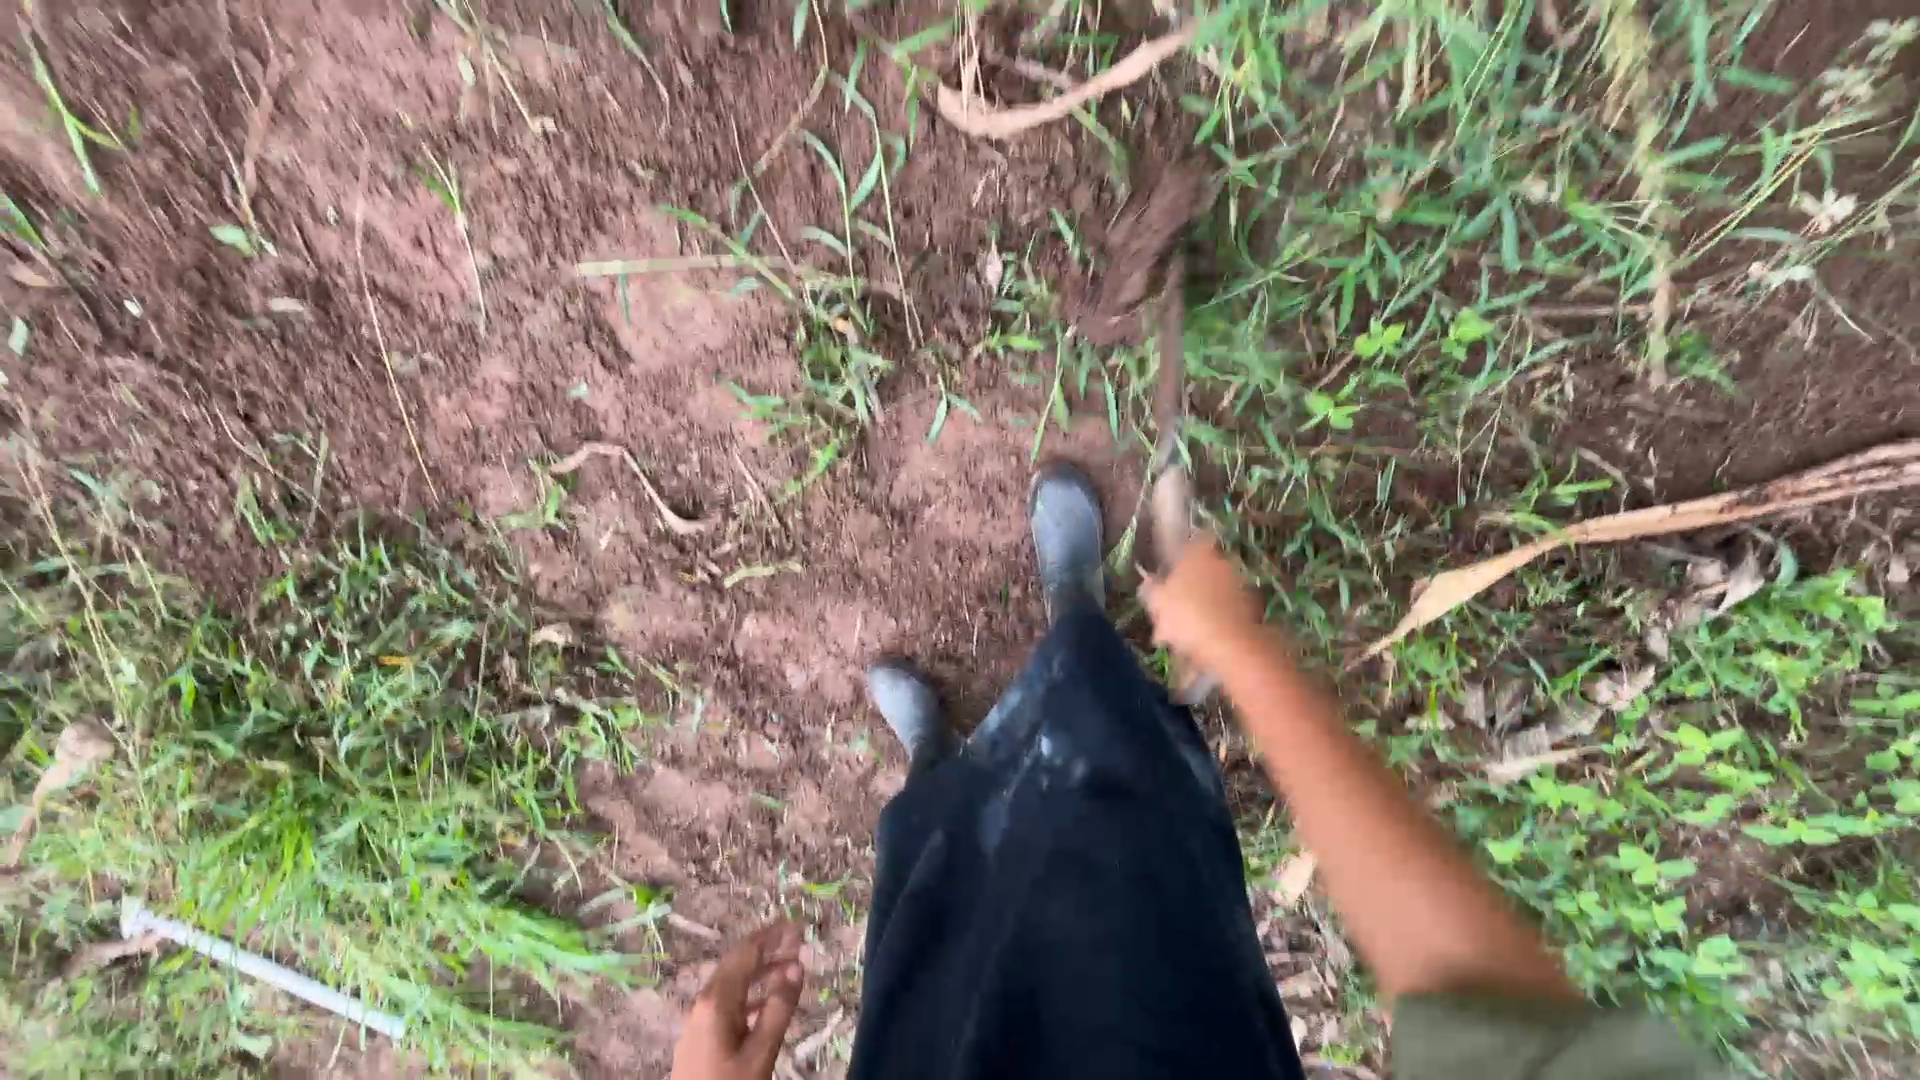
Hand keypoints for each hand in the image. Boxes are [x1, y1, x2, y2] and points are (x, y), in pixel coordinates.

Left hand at [670, 922, 806, 1079]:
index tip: (795, 924)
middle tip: (796, 943)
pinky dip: (748, 995)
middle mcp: (703, 1002)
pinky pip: (726, 1003)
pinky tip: (764, 1004)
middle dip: (766, 950)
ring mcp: (697, 1021)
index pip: (746, 953)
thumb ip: (779, 1007)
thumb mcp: (761, 1051)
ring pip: (731, 984)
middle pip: (736, 964)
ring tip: (789, 971)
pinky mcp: (698, 1038)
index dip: (771, 935)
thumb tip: (797, 966)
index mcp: (716, 1000)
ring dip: (759, 974)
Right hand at [1142, 534, 1266, 673]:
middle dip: (1194, 579)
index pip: (1196, 539)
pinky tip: (1203, 636)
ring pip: (1217, 588)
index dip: (1185, 550)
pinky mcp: (1252, 608)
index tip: (1175, 564)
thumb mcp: (1156, 602)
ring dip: (1206, 601)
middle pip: (1207, 565)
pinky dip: (1218, 617)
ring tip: (1186, 625)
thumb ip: (1151, 589)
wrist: (1230, 644)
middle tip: (1176, 599)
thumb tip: (1148, 581)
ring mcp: (1240, 584)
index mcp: (1198, 553)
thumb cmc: (1186, 614)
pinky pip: (1229, 608)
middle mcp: (1222, 562)